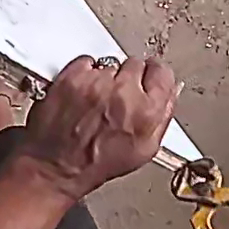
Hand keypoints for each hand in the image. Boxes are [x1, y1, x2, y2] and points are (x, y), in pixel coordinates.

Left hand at [8, 55, 176, 202]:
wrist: (57, 167)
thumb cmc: (97, 163)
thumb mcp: (145, 150)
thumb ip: (163, 115)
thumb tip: (171, 92)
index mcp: (147, 112)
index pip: (162, 73)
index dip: (154, 76)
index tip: (148, 78)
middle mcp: (123, 93)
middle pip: (136, 64)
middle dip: (129, 78)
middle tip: (117, 98)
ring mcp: (96, 83)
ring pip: (110, 63)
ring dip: (105, 78)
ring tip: (96, 101)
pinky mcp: (72, 77)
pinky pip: (86, 62)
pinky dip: (84, 74)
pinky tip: (82, 94)